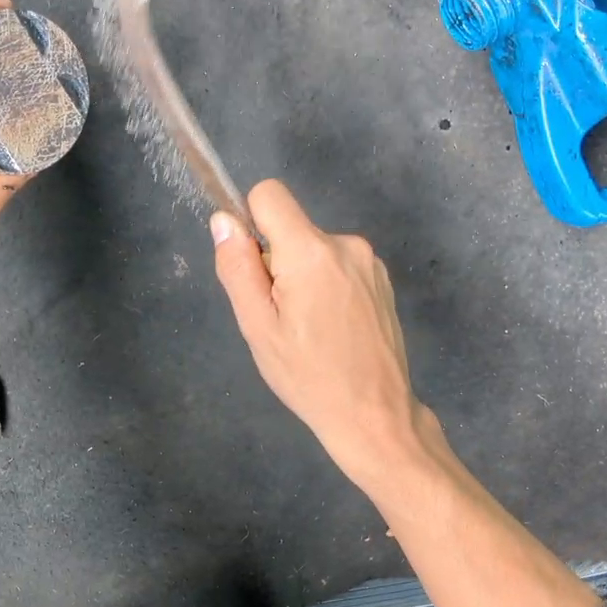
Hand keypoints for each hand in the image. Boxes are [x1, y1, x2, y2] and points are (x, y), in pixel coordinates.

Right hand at [212, 181, 447, 491]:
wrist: (374, 413)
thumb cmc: (307, 376)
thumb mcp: (258, 327)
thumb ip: (238, 268)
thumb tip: (224, 221)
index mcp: (310, 251)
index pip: (269, 194)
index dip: (250, 222)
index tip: (253, 266)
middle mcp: (345, 244)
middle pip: (291, 229)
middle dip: (277, 263)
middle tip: (281, 318)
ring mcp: (369, 262)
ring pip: (314, 250)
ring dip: (302, 278)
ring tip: (308, 329)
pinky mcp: (382, 280)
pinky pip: (338, 266)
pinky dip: (327, 288)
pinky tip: (332, 330)